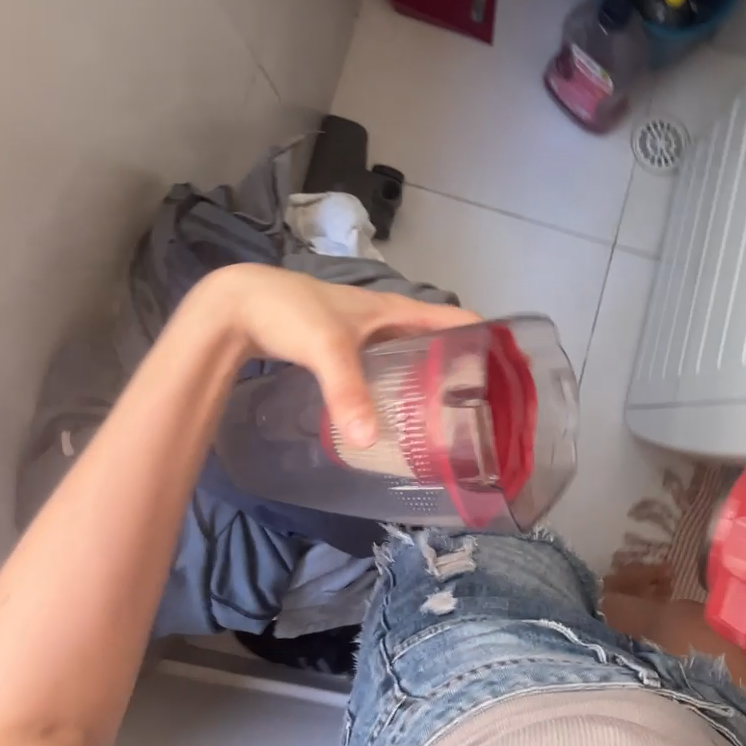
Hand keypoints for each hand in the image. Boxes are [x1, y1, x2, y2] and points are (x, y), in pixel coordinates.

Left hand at [192, 264, 480, 446]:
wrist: (235, 305)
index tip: (510, 374)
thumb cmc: (289, 311)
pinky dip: (401, 388)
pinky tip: (398, 414)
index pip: (457, 319)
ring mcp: (367, 335)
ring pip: (413, 357)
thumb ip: (348, 393)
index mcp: (396, 310)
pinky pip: (388, 369)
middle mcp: (388, 320)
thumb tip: (371, 441)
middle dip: (464, 369)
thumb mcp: (326, 349)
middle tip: (481, 410)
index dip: (488, 339)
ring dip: (432, 381)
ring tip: (448, 419)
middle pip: (440, 342)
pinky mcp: (346, 351)